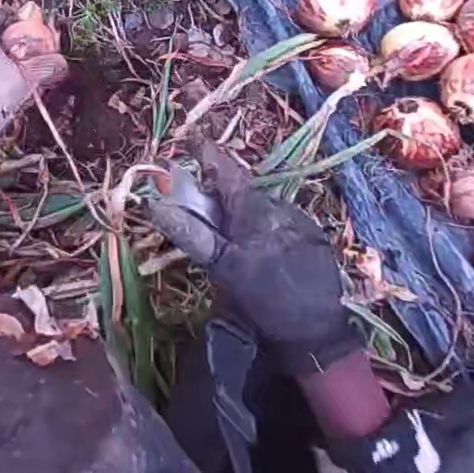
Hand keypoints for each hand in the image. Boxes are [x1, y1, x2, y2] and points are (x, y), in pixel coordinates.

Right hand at [147, 141, 361, 373]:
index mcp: (254, 207)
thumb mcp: (221, 266)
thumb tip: (155, 205)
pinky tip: (256, 250)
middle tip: (196, 203)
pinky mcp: (312, 237)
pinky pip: (276, 222)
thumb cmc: (265, 297)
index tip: (188, 140)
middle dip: (217, 192)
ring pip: (258, 207)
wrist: (318, 332)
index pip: (224, 167)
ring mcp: (299, 220)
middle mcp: (279, 205)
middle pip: (239, 189)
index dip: (204, 151)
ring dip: (238, 212)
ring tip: (226, 236)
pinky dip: (258, 227)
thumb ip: (191, 233)